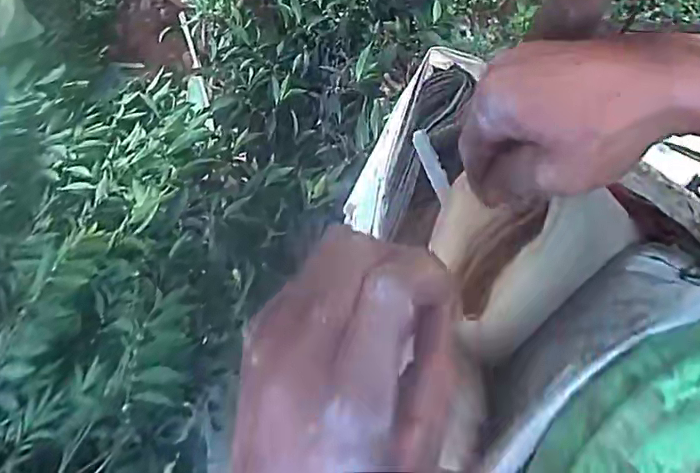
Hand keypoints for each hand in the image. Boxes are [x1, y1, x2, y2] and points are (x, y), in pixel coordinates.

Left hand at [231, 226, 468, 472]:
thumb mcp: (418, 454)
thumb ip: (432, 371)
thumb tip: (433, 300)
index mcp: (347, 397)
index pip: (387, 283)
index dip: (427, 274)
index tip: (444, 300)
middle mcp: (297, 351)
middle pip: (352, 248)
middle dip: (396, 260)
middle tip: (416, 302)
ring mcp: (268, 333)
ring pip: (328, 247)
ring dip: (368, 264)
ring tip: (385, 312)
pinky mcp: (255, 325)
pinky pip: (307, 272)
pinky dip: (339, 281)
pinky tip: (349, 322)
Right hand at [459, 37, 699, 206]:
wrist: (657, 79)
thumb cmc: (605, 130)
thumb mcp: (558, 172)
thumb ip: (514, 182)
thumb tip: (492, 188)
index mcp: (490, 100)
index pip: (469, 147)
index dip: (479, 180)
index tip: (494, 203)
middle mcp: (495, 70)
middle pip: (483, 121)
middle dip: (495, 155)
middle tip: (513, 186)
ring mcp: (520, 54)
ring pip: (504, 103)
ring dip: (513, 132)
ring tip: (534, 159)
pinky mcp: (544, 49)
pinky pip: (522, 86)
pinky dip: (529, 111)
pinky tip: (552, 128)